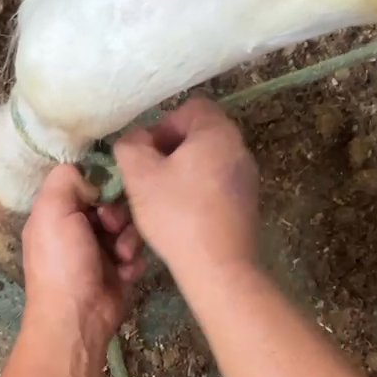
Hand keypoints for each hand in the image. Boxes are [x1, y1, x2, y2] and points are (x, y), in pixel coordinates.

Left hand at [20, 165, 147, 350]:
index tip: (107, 191)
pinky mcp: (120, 271)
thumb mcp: (53, 211)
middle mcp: (76, 230)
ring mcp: (99, 251)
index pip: (85, 183)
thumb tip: (88, 174)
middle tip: (113, 226)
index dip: (100, 183)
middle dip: (117, 213)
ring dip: (129, 239)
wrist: (78, 317)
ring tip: (122, 255)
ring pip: (128, 227)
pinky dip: (134, 261)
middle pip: (111, 203)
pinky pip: (137, 253)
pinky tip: (126, 271)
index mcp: (55, 213)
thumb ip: (66, 180)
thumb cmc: (62, 263)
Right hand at [111, 96, 259, 284]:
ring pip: (203, 166)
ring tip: (158, 201)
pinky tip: (178, 218)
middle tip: (146, 179)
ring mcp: (246, 179)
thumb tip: (135, 141)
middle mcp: (239, 149)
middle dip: (166, 155)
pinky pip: (213, 188)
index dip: (162, 126)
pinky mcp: (245, 205)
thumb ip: (130, 147)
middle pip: (196, 138)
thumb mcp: (140, 176)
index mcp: (218, 132)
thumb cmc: (177, 215)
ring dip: (177, 178)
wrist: (218, 268)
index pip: (190, 108)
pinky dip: (194, 196)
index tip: (146, 155)